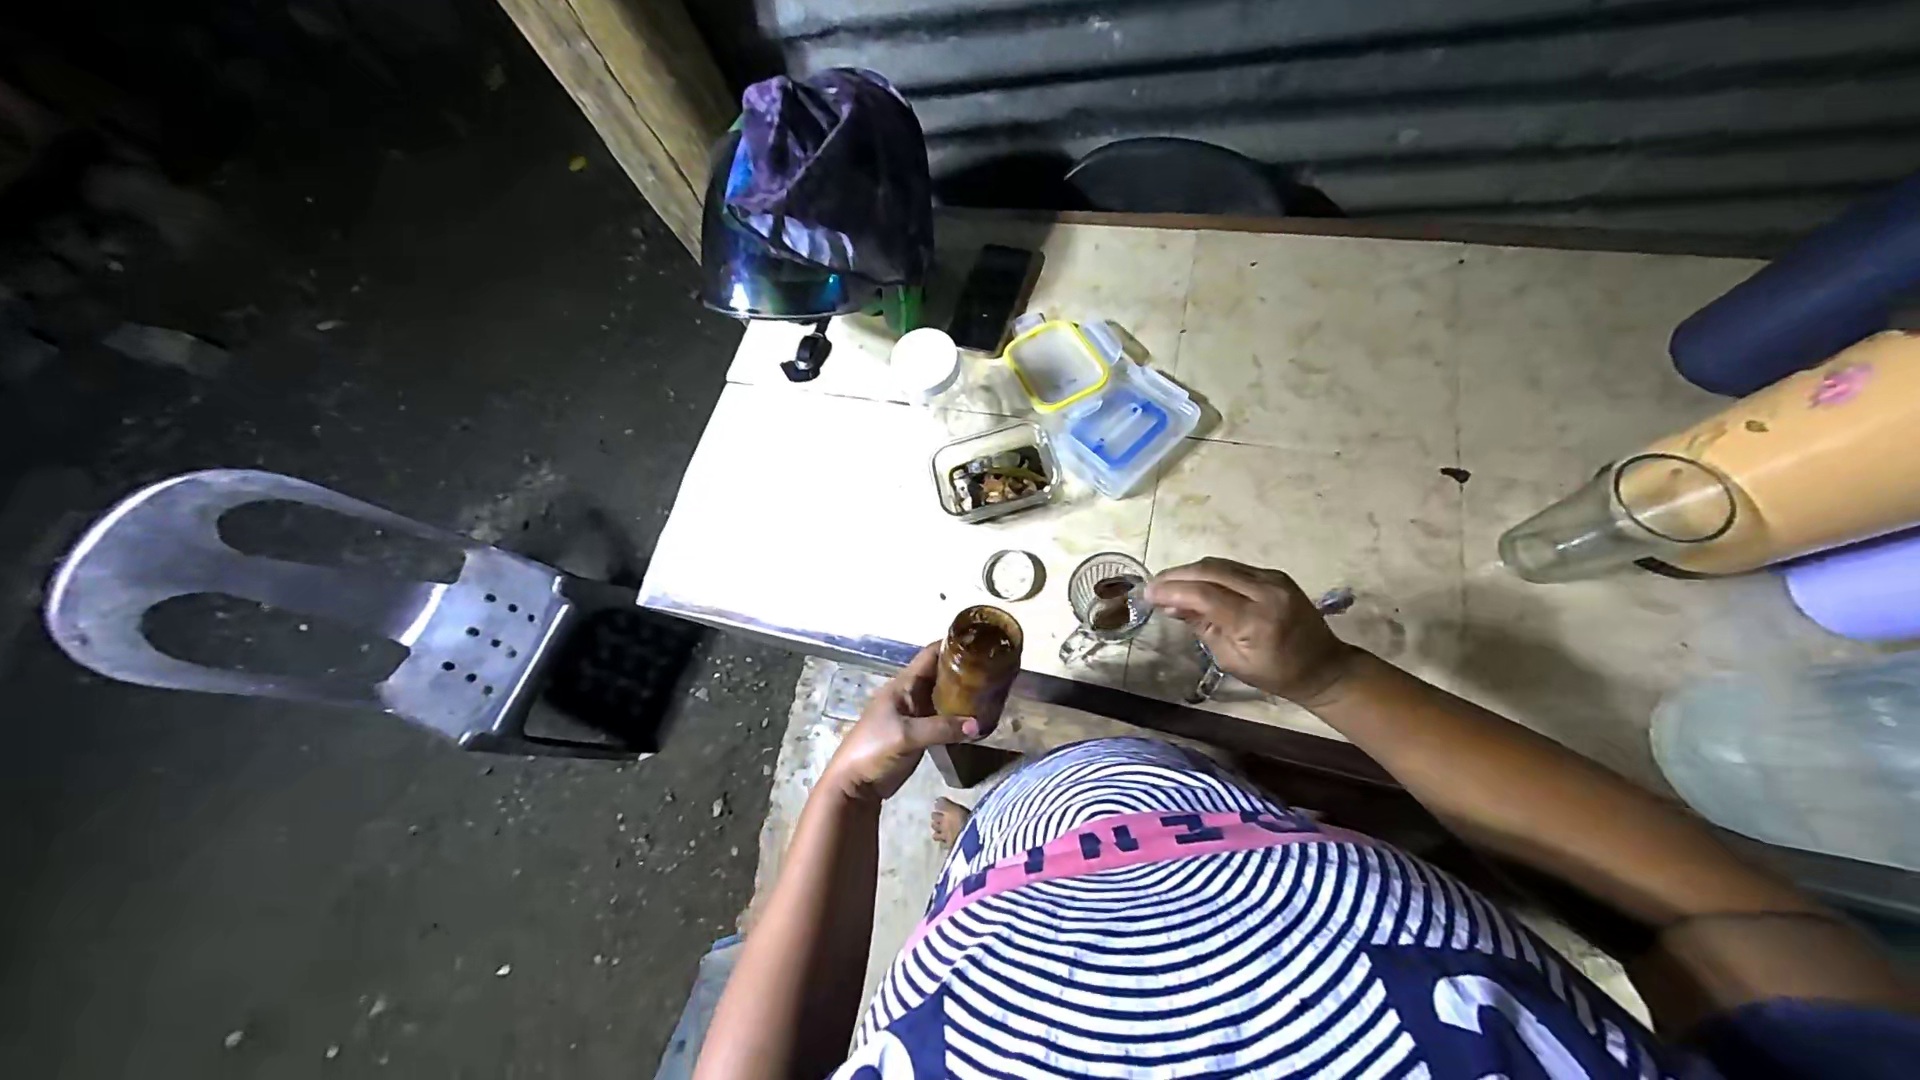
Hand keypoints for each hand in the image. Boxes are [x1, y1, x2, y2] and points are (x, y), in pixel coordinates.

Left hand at [820, 644, 978, 804]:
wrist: (855, 784)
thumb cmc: (874, 749)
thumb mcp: (907, 735)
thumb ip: (942, 728)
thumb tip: (978, 725)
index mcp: (903, 684)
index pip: (931, 654)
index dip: (952, 644)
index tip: (980, 642)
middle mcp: (911, 693)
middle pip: (940, 673)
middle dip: (964, 668)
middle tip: (994, 667)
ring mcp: (916, 713)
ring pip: (943, 694)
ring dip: (963, 691)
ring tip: (992, 688)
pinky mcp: (920, 731)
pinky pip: (943, 716)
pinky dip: (959, 713)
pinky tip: (978, 715)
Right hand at [1144, 558, 1358, 705]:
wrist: (1324, 666)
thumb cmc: (1276, 674)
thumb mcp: (1231, 659)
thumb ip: (1202, 626)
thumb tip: (1172, 604)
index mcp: (1256, 621)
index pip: (1204, 595)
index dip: (1172, 590)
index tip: (1147, 594)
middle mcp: (1266, 592)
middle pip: (1209, 571)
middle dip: (1176, 576)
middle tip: (1152, 585)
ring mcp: (1273, 579)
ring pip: (1219, 564)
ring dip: (1189, 571)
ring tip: (1168, 583)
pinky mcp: (1275, 574)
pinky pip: (1233, 567)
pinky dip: (1208, 572)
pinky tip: (1193, 582)